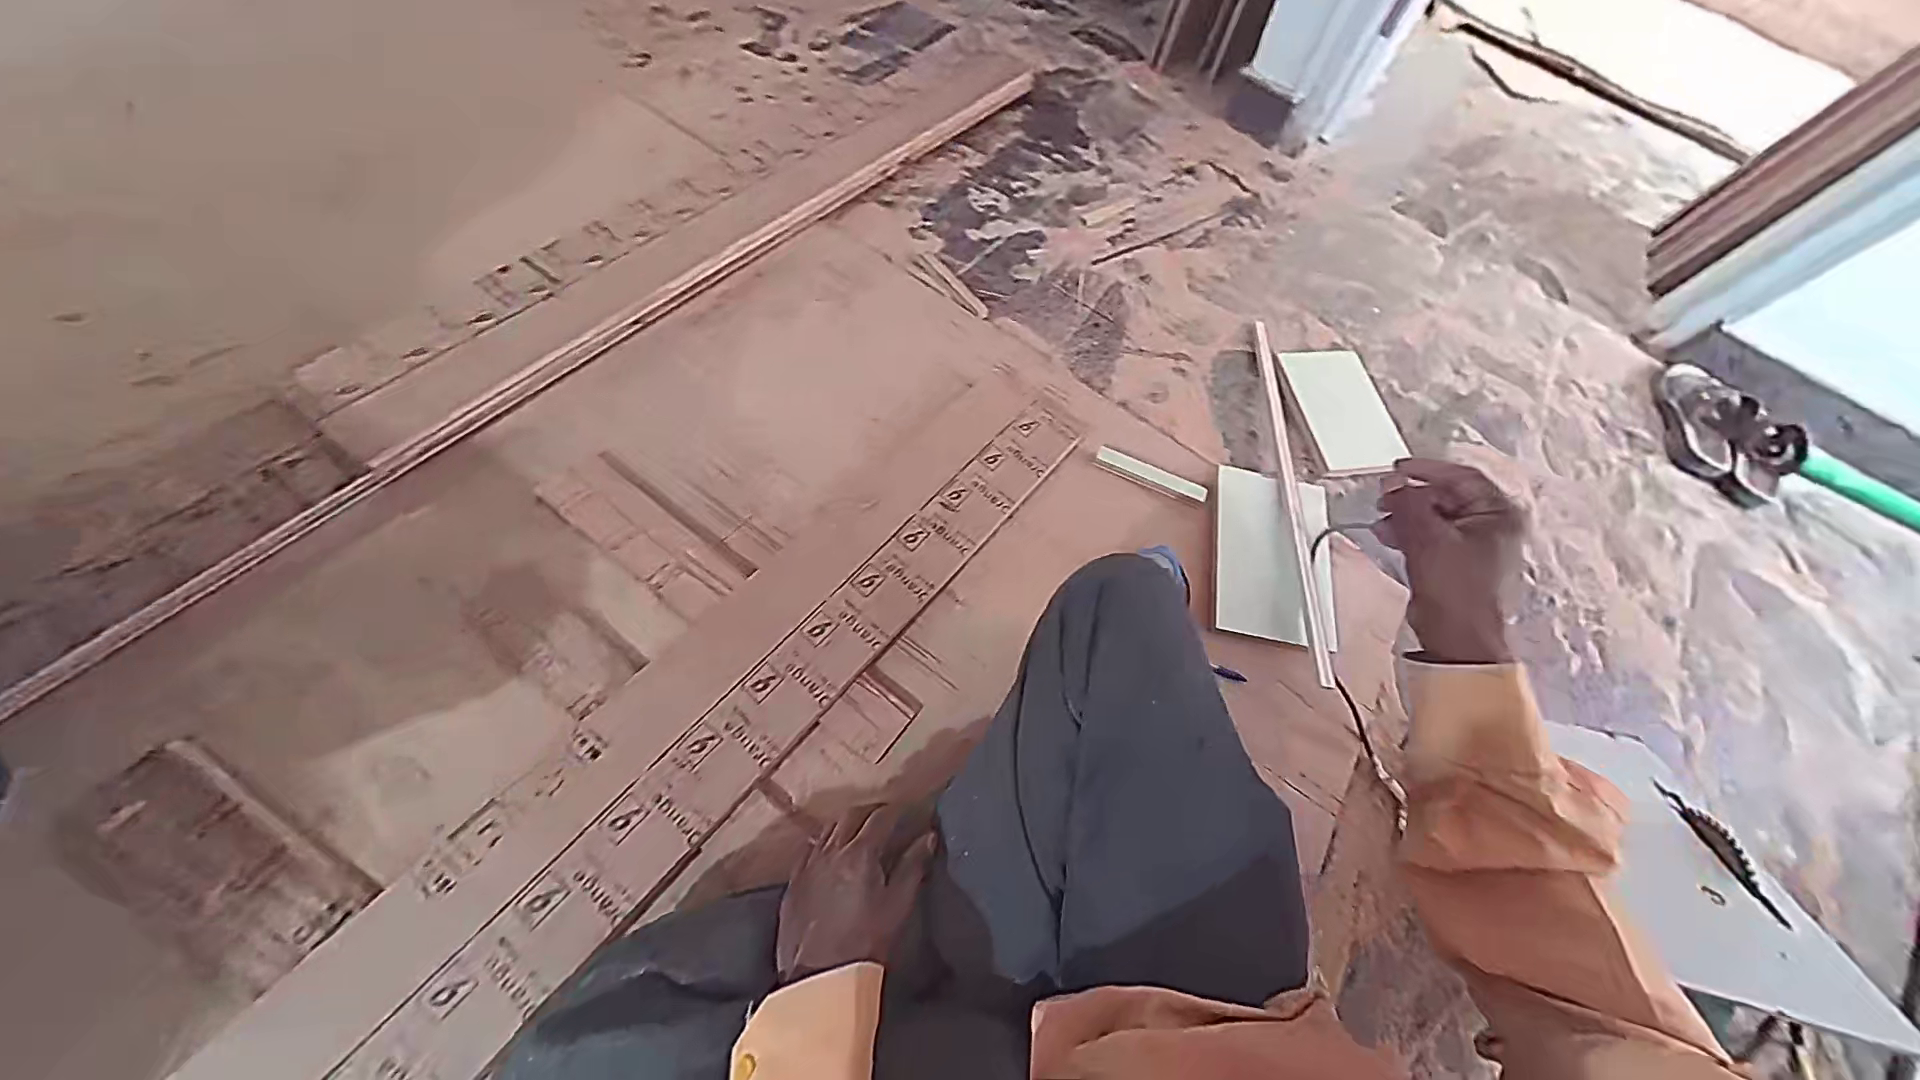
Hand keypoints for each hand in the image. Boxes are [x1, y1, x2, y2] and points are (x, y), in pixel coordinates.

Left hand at [776, 804, 936, 982]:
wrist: (819, 979)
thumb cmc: (866, 942)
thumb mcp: (898, 905)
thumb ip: (913, 866)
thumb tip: (928, 837)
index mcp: (860, 853)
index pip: (881, 818)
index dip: (896, 811)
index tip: (908, 812)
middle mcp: (832, 850)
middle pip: (852, 815)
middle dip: (871, 812)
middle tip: (886, 819)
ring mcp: (809, 864)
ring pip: (829, 827)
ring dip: (847, 823)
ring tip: (861, 832)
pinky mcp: (794, 881)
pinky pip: (811, 847)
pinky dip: (827, 841)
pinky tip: (833, 853)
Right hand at [1371, 458, 1523, 664]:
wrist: (1457, 635)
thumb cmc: (1459, 593)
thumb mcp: (1427, 539)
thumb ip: (1408, 505)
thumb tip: (1394, 486)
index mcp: (1500, 515)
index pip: (1462, 477)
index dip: (1426, 470)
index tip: (1399, 469)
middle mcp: (1493, 527)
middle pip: (1447, 496)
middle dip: (1411, 495)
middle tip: (1386, 496)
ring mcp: (1475, 545)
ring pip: (1435, 516)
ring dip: (1406, 514)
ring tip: (1385, 519)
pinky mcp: (1456, 561)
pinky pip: (1430, 535)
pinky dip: (1409, 531)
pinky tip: (1392, 534)